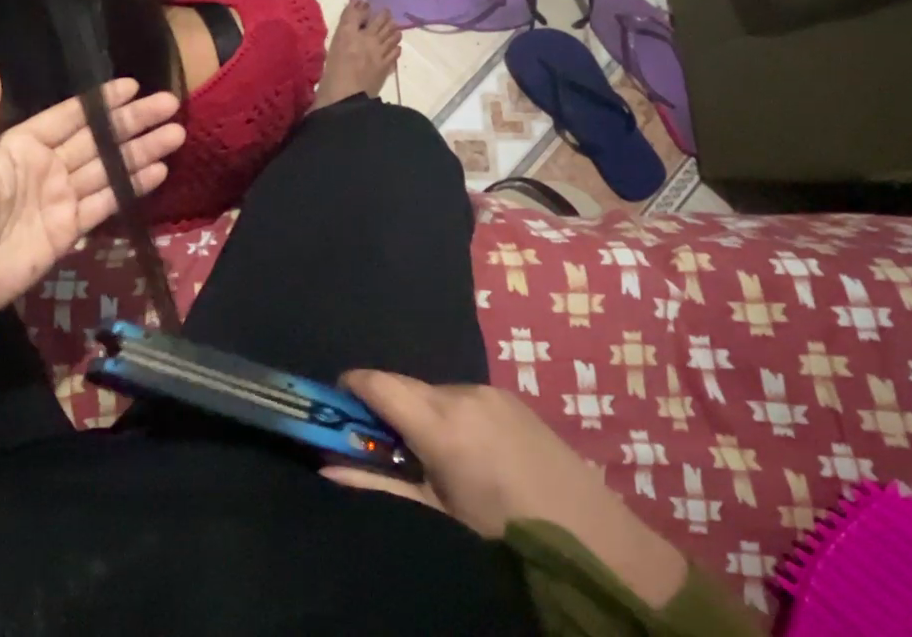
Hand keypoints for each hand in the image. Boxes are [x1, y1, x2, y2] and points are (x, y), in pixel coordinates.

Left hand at [0, 54, 184, 324]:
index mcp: (20, 144)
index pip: (69, 116)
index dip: (101, 102)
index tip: (134, 85)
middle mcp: (45, 166)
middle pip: (96, 139)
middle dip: (132, 123)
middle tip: (169, 104)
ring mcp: (60, 198)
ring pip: (107, 168)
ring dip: (140, 152)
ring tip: (176, 135)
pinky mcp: (70, 229)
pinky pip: (105, 202)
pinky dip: (131, 187)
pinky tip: (158, 171)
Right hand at [324, 372, 688, 607]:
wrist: (584, 528)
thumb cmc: (498, 522)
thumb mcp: (433, 504)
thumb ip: (376, 478)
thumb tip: (327, 468)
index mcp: (437, 423)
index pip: (374, 382)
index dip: (349, 386)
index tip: (337, 404)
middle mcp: (458, 394)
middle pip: (400, 383)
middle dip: (383, 404)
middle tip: (380, 437)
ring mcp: (486, 391)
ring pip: (431, 390)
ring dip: (418, 410)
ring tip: (431, 449)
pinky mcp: (506, 393)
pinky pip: (459, 395)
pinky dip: (448, 412)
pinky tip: (466, 445)